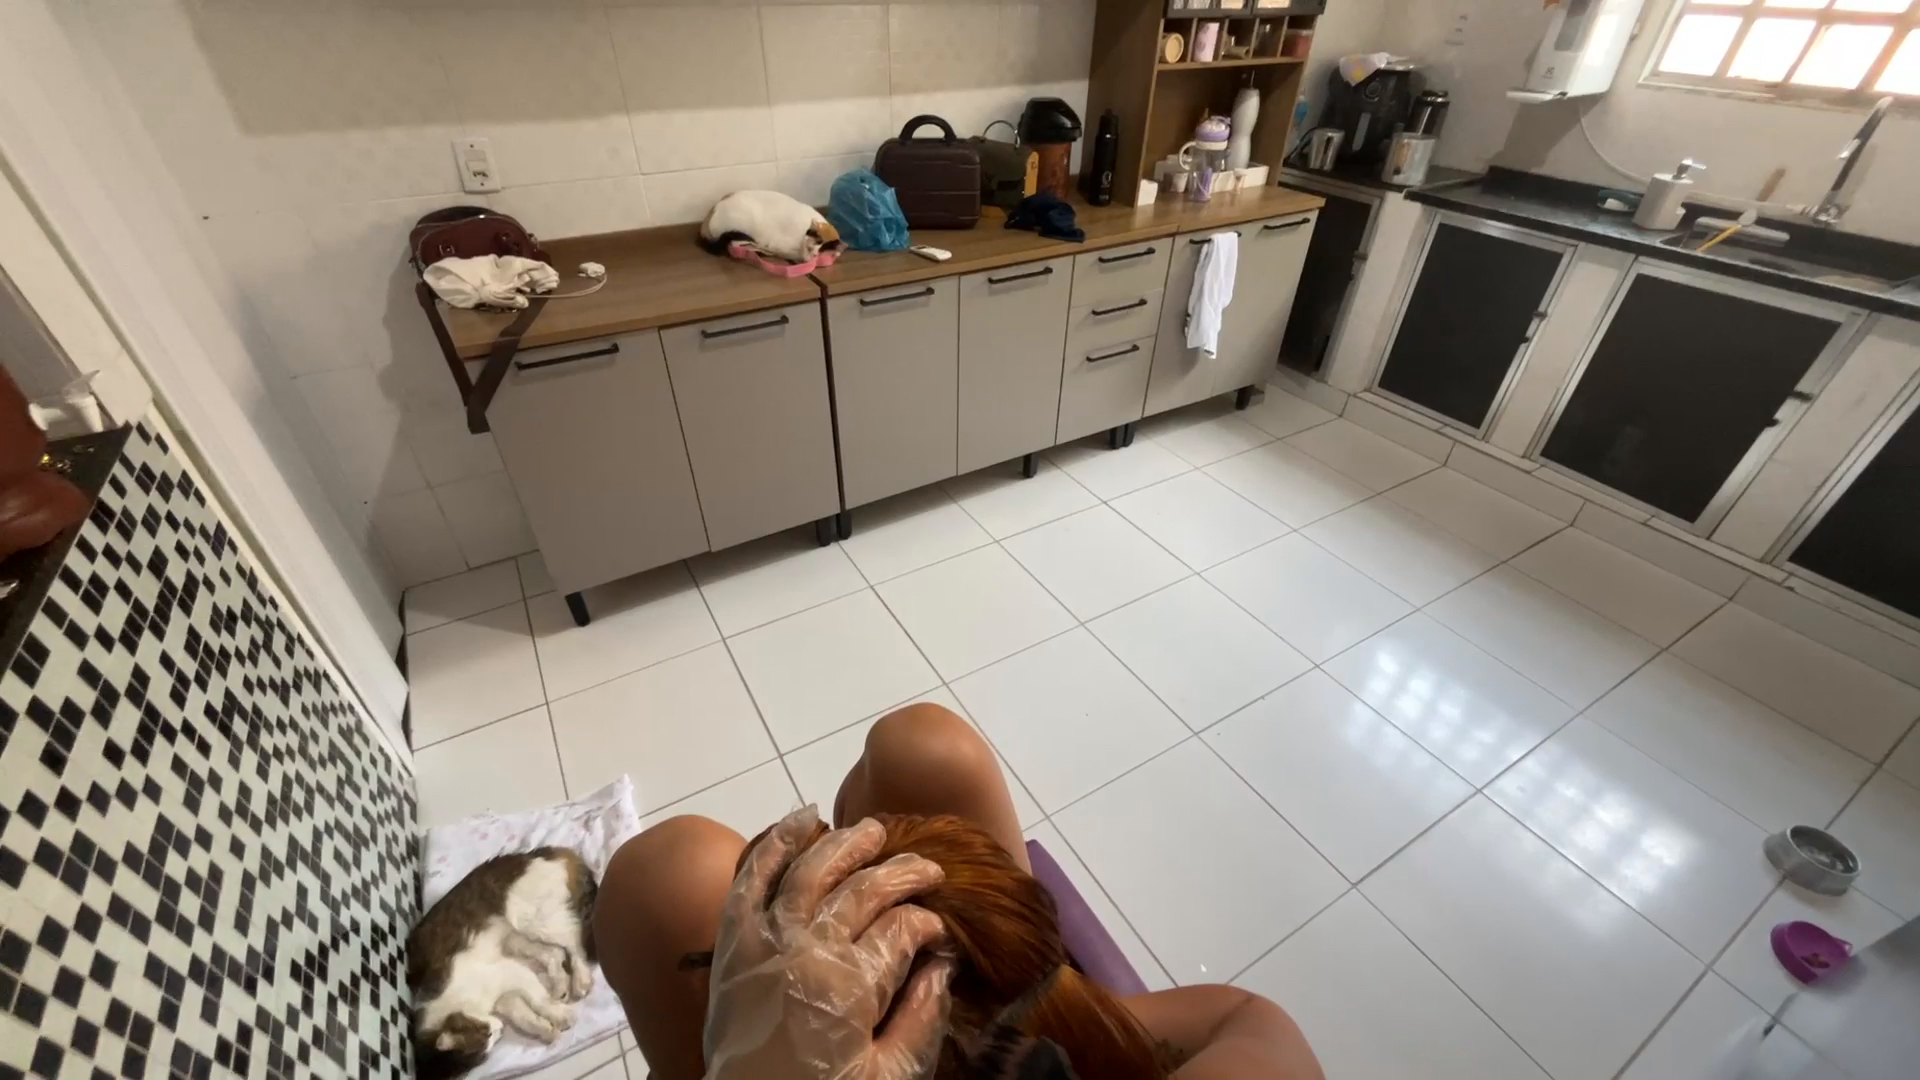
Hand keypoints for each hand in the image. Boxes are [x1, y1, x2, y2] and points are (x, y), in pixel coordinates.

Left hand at [704, 807, 955, 1079]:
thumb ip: (923, 1020)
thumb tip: (944, 964)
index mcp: (849, 985)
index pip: (902, 929)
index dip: (926, 924)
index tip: (938, 930)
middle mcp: (807, 949)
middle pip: (864, 891)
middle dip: (903, 874)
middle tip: (928, 868)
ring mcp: (765, 939)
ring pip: (813, 870)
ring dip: (847, 844)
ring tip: (874, 830)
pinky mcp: (733, 942)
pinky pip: (751, 880)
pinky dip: (774, 844)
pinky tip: (801, 818)